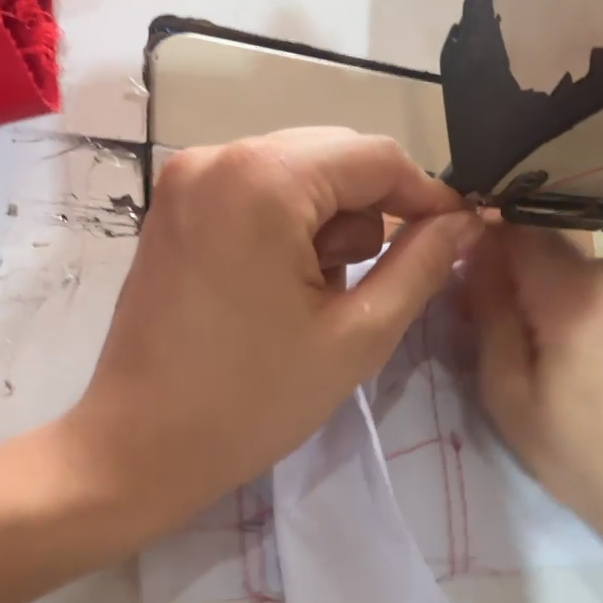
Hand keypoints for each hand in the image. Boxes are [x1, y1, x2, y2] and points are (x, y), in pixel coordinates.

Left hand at [67, 128, 481, 540]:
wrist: (139, 447)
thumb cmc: (252, 400)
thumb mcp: (355, 336)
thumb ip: (419, 266)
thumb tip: (463, 221)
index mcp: (264, 179)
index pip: (374, 156)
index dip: (425, 194)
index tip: (454, 237)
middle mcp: (217, 156)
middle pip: (331, 156)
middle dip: (368, 213)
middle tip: (370, 286)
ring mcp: (185, 179)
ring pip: (294, 174)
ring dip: (326, 226)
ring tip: (315, 299)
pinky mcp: (171, 209)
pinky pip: (254, 192)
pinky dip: (284, 228)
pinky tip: (277, 289)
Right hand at [465, 224, 602, 581]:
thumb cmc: (582, 457)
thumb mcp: (509, 397)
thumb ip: (490, 315)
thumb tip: (478, 253)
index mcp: (581, 298)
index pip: (520, 233)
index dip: (494, 254)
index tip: (484, 290)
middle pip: (562, 256)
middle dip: (539, 289)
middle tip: (536, 348)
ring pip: (601, 271)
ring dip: (583, 301)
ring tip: (591, 363)